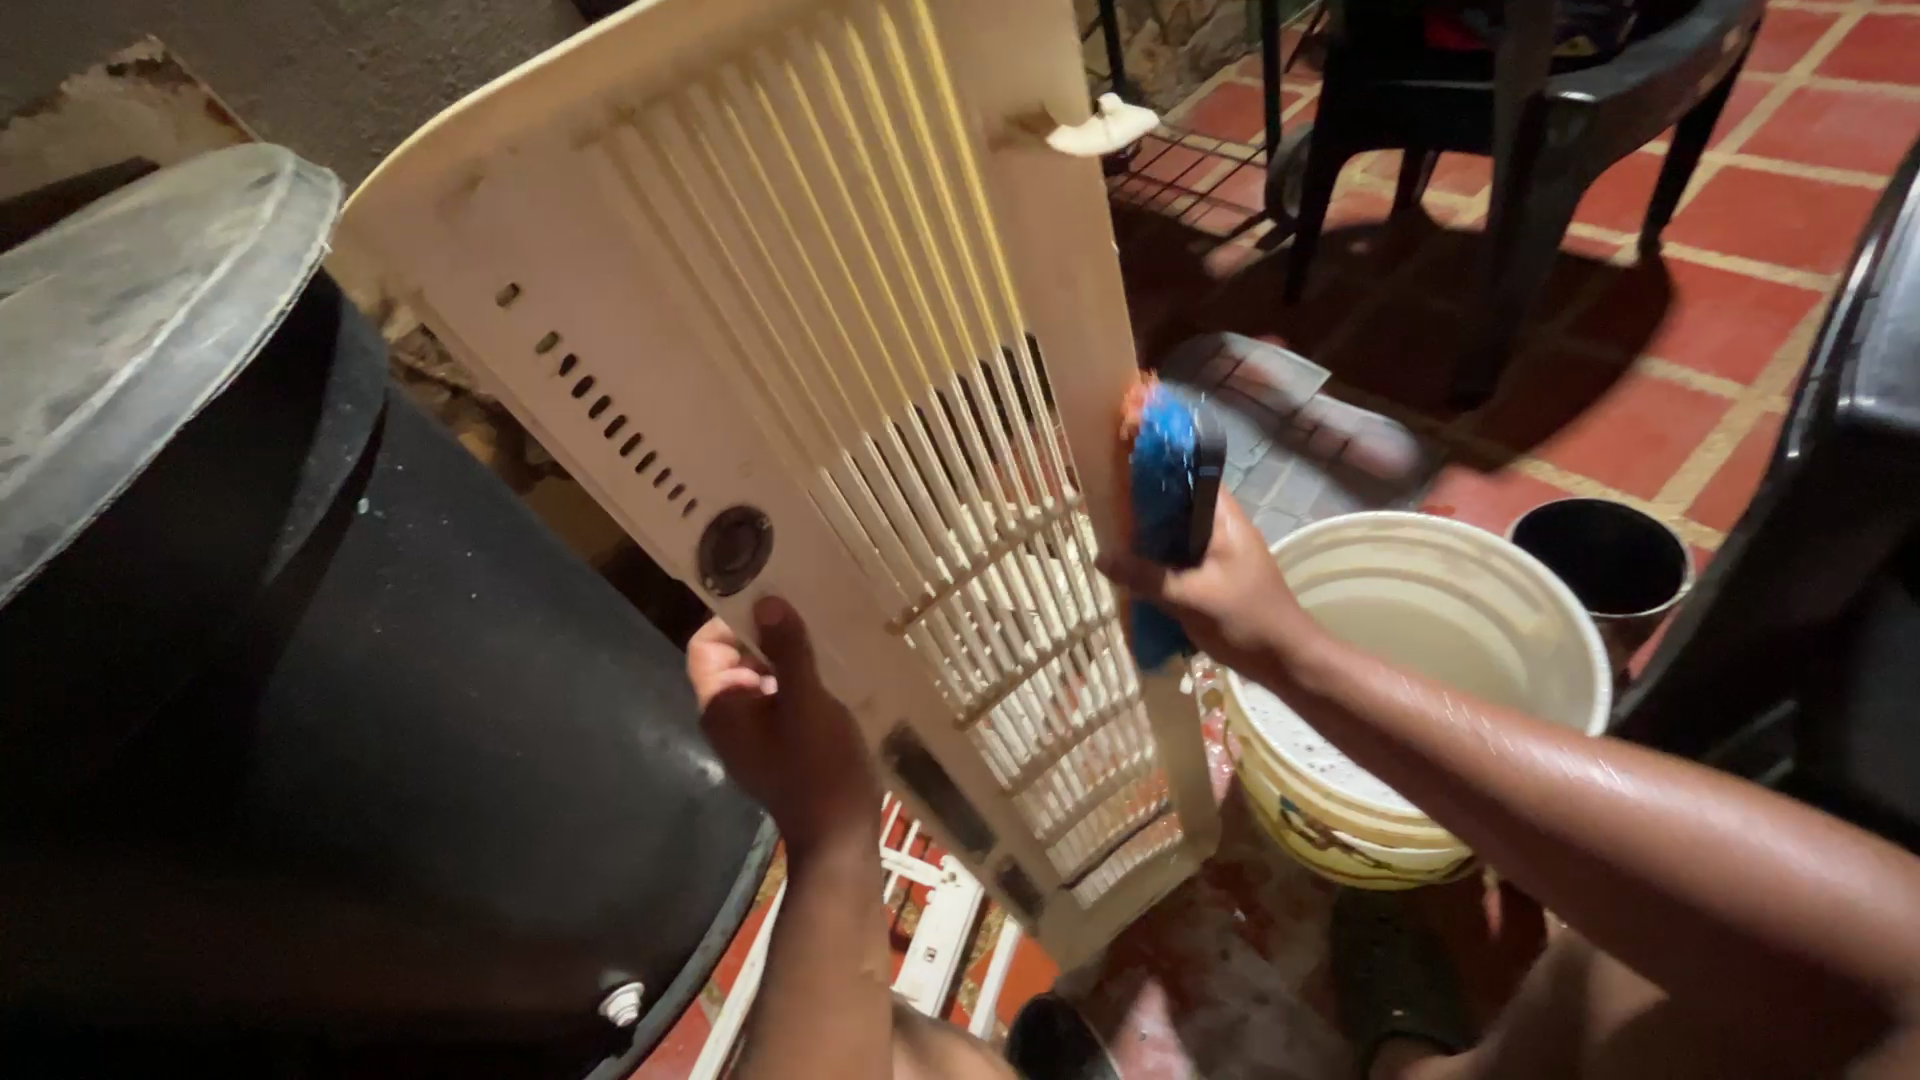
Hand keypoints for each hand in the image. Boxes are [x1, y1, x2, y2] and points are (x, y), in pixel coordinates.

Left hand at [688, 597, 879, 858]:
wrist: (840, 835)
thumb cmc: (819, 766)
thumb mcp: (806, 702)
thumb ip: (787, 651)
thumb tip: (767, 601)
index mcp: (722, 707)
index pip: (705, 648)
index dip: (730, 620)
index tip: (771, 599)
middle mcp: (730, 718)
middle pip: (734, 659)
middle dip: (764, 632)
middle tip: (802, 607)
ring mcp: (756, 733)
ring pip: (761, 677)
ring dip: (785, 655)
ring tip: (821, 631)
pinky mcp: (781, 743)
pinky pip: (780, 697)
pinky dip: (797, 679)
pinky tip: (830, 668)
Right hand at [1096, 493, 1324, 678]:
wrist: (1286, 661)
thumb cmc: (1245, 620)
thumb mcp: (1190, 598)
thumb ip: (1145, 577)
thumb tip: (1100, 557)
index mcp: (1225, 521)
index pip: (1192, 478)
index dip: (1160, 472)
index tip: (1123, 474)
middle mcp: (1223, 530)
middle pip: (1179, 507)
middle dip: (1146, 510)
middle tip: (1109, 513)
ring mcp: (1221, 555)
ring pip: (1177, 536)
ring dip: (1151, 540)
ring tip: (1114, 541)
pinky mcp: (1216, 577)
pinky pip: (1181, 560)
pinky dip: (1160, 563)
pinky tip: (1136, 573)